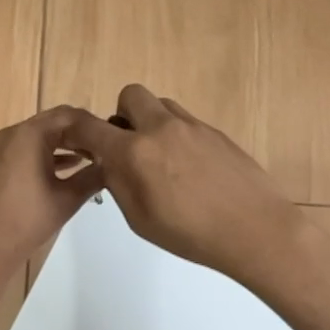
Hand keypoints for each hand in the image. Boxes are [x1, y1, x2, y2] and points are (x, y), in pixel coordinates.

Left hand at [0, 106, 104, 273]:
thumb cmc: (27, 220)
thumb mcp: (68, 198)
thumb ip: (94, 176)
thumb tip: (115, 165)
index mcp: (31, 134)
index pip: (70, 115)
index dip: (95, 125)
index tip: (116, 139)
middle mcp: (15, 133)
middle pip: (56, 122)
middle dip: (82, 134)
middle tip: (109, 147)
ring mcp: (4, 147)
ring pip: (43, 136)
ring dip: (68, 144)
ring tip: (96, 157)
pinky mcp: (1, 162)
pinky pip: (30, 148)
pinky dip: (51, 154)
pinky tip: (73, 166)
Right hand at [63, 84, 305, 284]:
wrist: (254, 229)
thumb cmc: (191, 235)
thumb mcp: (140, 219)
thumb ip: (119, 184)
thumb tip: (111, 164)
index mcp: (135, 152)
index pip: (90, 127)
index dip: (75, 130)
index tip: (76, 140)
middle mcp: (161, 129)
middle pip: (130, 95)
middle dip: (121, 115)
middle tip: (128, 146)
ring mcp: (192, 126)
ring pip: (161, 104)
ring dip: (150, 121)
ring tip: (160, 157)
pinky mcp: (216, 132)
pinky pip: (185, 121)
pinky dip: (176, 135)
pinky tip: (189, 169)